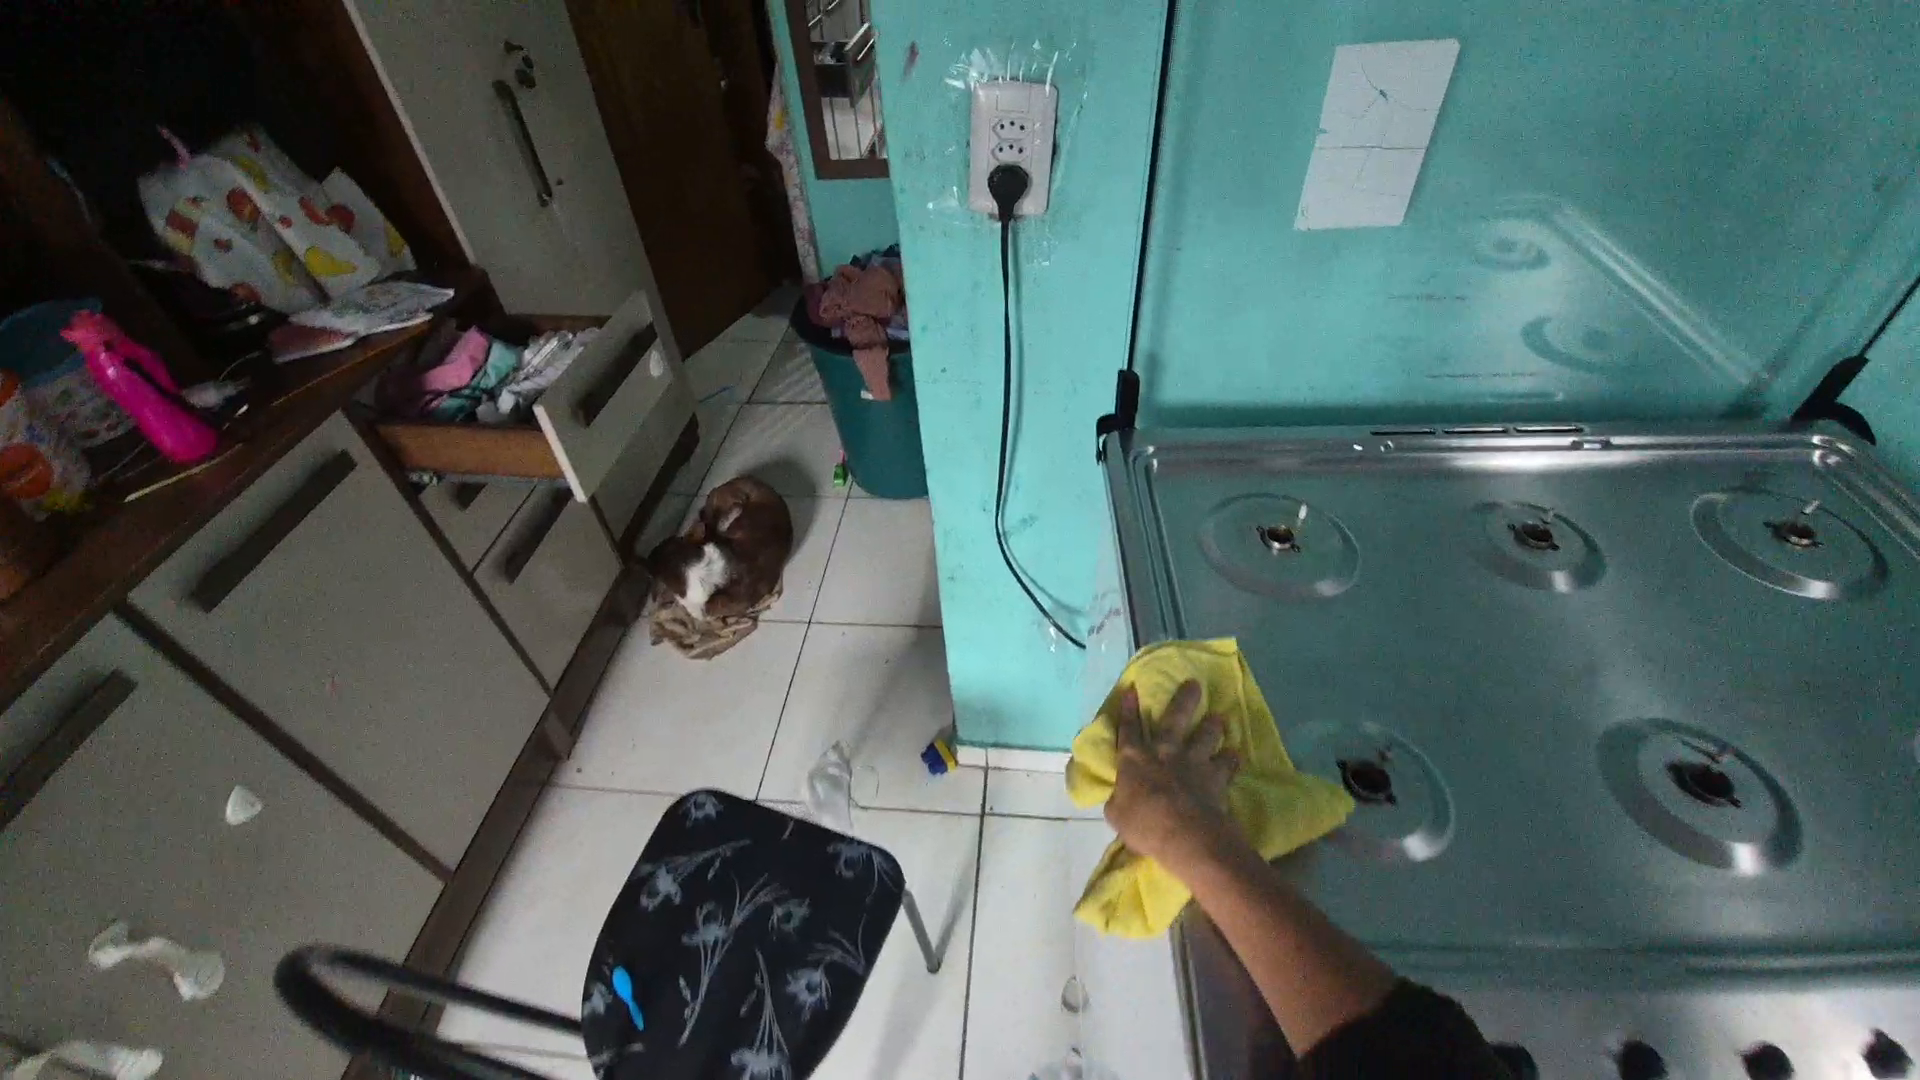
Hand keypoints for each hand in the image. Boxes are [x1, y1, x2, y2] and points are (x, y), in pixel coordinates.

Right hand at [1104, 679, 1240, 873]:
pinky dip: (1231, 760)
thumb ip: (1119, 800)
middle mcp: (1165, 753)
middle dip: (1183, 700)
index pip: (1129, 729)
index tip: (1132, 689)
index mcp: (1135, 759)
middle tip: (1194, 684)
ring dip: (1213, 727)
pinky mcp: (1216, 779)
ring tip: (1220, 718)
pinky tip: (1236, 755)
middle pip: (1174, 720)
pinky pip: (1227, 766)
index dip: (1128, 710)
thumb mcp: (1116, 815)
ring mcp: (1193, 763)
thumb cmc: (1144, 824)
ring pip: (1205, 737)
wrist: (1186, 835)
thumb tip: (1119, 797)